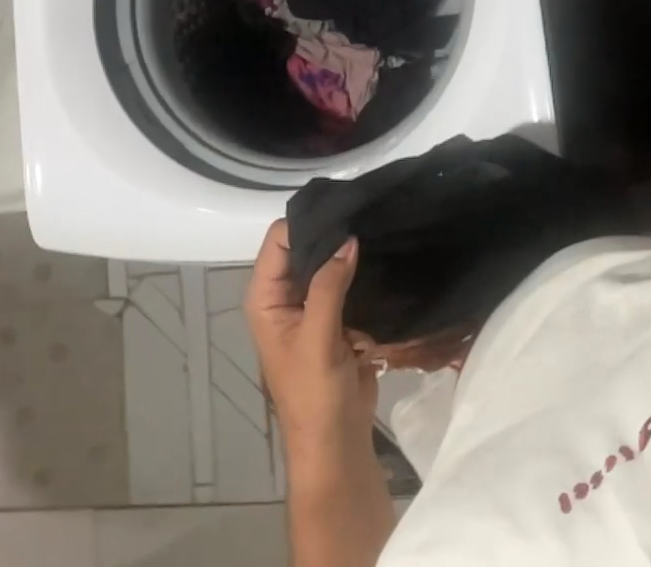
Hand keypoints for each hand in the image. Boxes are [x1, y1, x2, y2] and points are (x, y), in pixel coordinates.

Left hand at [244, 220, 378, 457]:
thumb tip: (348, 240)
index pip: (280, 241)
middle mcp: (285, 296)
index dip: (307, 223)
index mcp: (266, 297)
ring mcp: (312, 306)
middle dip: (332, 233)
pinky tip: (384, 259)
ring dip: (349, 253)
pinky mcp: (337, 318)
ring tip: (380, 230)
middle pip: (305, 247)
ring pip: (329, 263)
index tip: (344, 210)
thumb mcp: (318, 338)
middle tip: (368, 214)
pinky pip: (348, 283)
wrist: (337, 441)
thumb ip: (329, 286)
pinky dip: (362, 274)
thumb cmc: (314, 393)